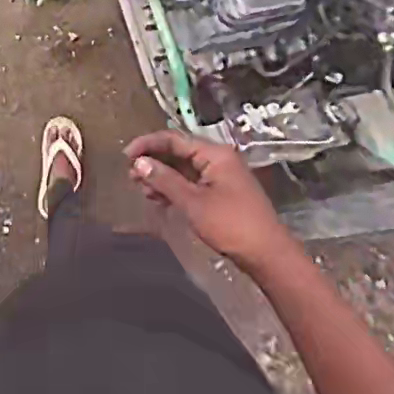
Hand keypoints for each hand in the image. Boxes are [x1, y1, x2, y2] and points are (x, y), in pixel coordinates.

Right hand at [124, 130, 301, 271]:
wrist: (267, 255)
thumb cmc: (231, 225)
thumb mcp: (192, 202)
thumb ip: (164, 180)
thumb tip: (138, 162)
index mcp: (215, 154)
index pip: (174, 139)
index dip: (147, 144)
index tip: (125, 156)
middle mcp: (218, 160)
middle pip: (178, 152)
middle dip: (153, 162)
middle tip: (131, 177)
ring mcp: (220, 176)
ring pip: (182, 168)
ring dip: (161, 176)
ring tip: (142, 189)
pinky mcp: (220, 192)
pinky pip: (190, 182)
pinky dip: (173, 188)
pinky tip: (158, 198)